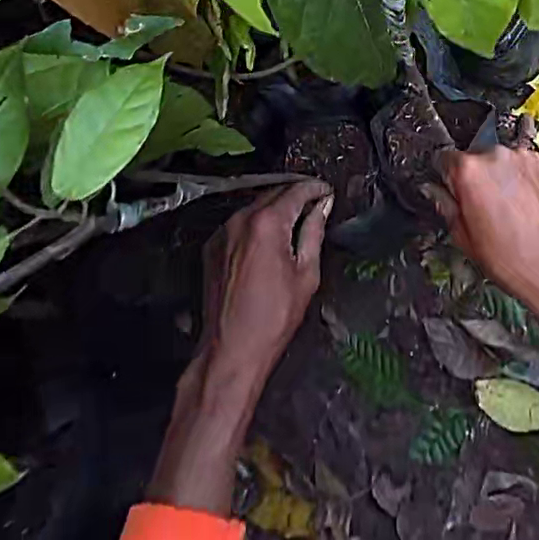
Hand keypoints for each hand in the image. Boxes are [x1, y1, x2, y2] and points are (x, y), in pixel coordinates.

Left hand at [196, 177, 331, 386]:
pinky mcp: (212, 246)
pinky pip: (240, 223)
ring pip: (256, 206)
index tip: (326, 192)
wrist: (230, 351)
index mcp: (267, 224)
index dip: (315, 188)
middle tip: (316, 204)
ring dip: (276, 208)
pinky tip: (270, 239)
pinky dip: (257, 223)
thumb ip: (314, 232)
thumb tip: (322, 207)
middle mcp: (240, 220)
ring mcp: (223, 233)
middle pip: (274, 193)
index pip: (295, 191)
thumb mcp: (306, 274)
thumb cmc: (273, 318)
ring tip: (296, 221)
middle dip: (296, 196)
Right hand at [434, 146, 538, 347]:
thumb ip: (447, 206)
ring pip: (505, 162)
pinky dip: (528, 180)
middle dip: (479, 178)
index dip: (449, 177)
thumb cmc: (512, 260)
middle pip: (478, 158)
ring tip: (513, 210)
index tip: (454, 189)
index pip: (446, 159)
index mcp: (469, 171)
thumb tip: (437, 193)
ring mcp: (526, 157)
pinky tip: (530, 206)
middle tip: (486, 208)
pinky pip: (529, 166)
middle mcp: (497, 156)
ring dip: (505, 178)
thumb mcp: (464, 239)